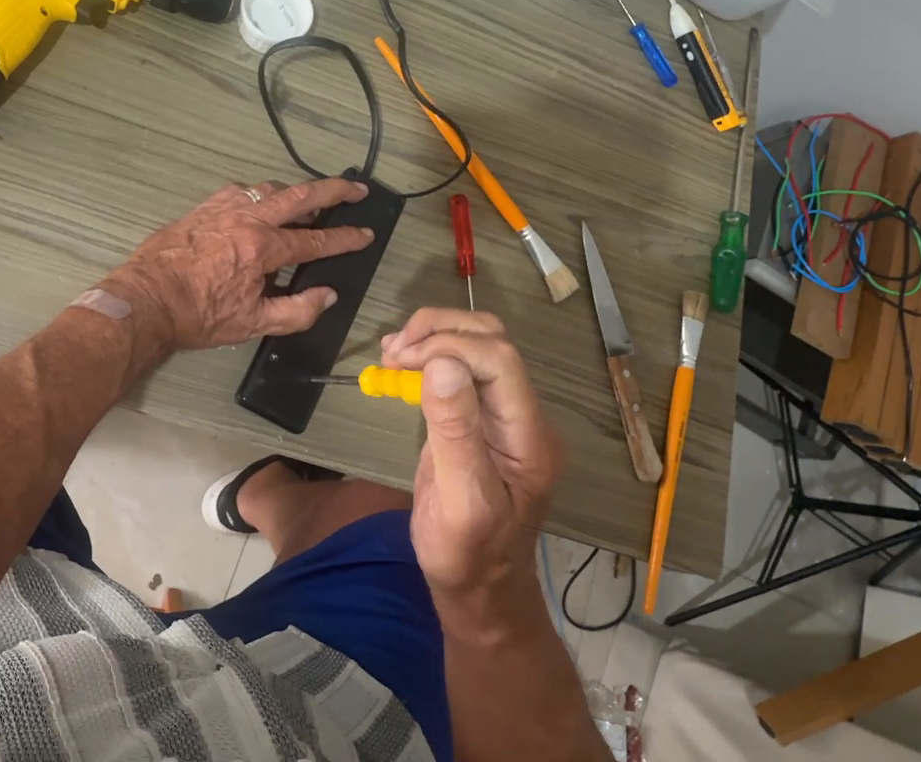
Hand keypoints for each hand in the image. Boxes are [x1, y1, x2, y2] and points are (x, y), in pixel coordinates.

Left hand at [102, 178, 373, 351]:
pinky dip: (261, 196)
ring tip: (310, 201)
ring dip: (295, 192)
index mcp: (262, 248)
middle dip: (333, 191)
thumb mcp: (252, 323)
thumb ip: (296, 310)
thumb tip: (327, 295)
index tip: (366, 233)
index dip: (345, 238)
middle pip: (300, 197)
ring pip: (269, 189)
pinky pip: (241, 192)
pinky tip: (262, 205)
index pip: (315, 240)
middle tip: (357, 189)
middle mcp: (247, 219)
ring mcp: (223, 208)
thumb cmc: (198, 315)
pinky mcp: (203, 207)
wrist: (146, 301)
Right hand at [381, 309, 563, 605]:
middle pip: (493, 341)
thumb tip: (442, 364)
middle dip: (440, 332)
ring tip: (390, 353)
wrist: (477, 588)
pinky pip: (462, 368)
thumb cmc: (467, 556)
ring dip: (433, 337)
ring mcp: (503, 415)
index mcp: (530, 437)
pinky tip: (398, 362)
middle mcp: (524, 417)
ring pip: (478, 346)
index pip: (500, 360)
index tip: (400, 359)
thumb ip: (454, 432)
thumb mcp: (458, 502)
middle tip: (392, 351)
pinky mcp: (480, 417)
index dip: (449, 345)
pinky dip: (429, 354)